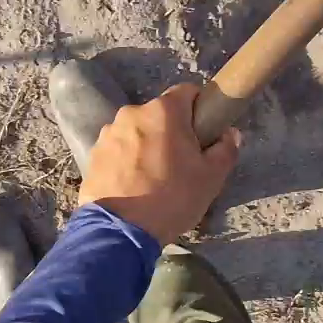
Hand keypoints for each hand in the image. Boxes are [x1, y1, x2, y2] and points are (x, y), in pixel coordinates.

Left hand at [78, 83, 240, 245]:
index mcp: (163, 111)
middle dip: (172, 131)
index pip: (188, 92)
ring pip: (137, 132)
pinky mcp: (93, 154)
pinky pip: (118, 149)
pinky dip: (127, 160)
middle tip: (181, 162)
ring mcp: (108, 133)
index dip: (200, 109)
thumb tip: (229, 134)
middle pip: (160, 114)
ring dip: (147, 145)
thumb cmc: (171, 198)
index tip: (204, 132)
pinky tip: (133, 185)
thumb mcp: (211, 178)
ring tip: (153, 178)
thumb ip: (225, 150)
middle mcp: (132, 113)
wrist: (119, 231)